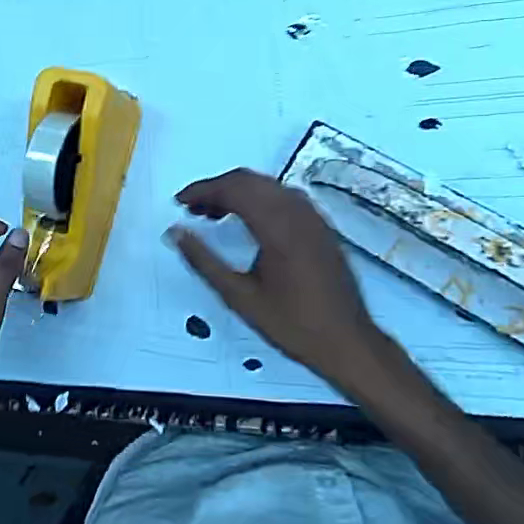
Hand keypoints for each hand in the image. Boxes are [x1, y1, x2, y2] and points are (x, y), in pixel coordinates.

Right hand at [166, 168, 384, 384]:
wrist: (349, 344)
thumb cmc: (292, 324)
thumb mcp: (238, 296)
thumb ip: (203, 260)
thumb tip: (175, 232)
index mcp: (277, 226)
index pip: (232, 189)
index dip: (201, 191)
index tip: (179, 203)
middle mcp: (297, 213)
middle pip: (248, 180)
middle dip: (216, 188)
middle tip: (192, 208)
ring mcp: (313, 217)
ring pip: (266, 185)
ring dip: (237, 191)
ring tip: (213, 214)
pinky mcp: (321, 226)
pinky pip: (284, 195)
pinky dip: (258, 198)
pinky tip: (248, 221)